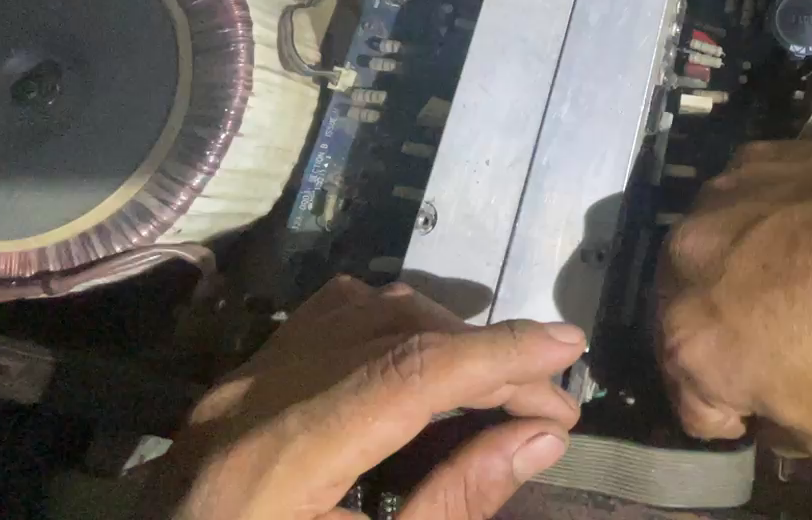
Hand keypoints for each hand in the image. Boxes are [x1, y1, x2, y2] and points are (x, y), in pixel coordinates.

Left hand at [144, 276, 586, 519]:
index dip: (499, 353)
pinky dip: (399, 321)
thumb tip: (542, 436)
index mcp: (273, 465)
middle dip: (490, 356)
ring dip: (450, 336)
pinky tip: (427, 351)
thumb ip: (455, 503)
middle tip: (551, 398)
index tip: (570, 348)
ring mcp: (241, 378)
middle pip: (400, 335)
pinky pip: (336, 313)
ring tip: (498, 382)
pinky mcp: (241, 376)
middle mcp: (253, 398)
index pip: (409, 374)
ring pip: (371, 310)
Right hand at [658, 141, 811, 461]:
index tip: (764, 404)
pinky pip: (747, 195)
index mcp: (689, 339)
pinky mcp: (760, 154)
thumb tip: (774, 403)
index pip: (692, 397)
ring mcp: (722, 195)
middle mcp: (687, 259)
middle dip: (719, 328)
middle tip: (773, 336)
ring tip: (797, 271)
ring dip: (735, 263)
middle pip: (685, 307)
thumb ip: (778, 425)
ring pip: (711, 242)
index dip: (730, 411)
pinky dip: (766, 214)